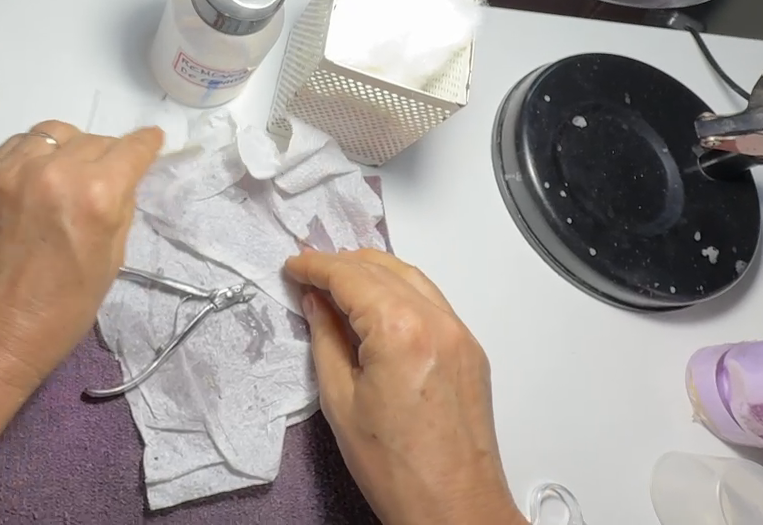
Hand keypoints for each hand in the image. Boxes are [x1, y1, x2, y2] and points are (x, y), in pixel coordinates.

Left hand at [0, 121, 164, 394]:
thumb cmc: (57, 314)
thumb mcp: (111, 263)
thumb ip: (120, 209)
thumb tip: (123, 180)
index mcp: (96, 196)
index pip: (131, 149)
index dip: (146, 144)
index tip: (151, 141)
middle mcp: (56, 171)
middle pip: (95, 139)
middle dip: (107, 156)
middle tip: (103, 179)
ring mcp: (14, 169)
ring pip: (55, 133)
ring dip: (69, 147)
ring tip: (66, 173)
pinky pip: (19, 144)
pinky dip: (34, 153)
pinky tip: (35, 178)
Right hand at [286, 249, 521, 524]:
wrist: (456, 513)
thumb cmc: (395, 468)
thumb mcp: (340, 400)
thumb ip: (325, 338)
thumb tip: (315, 301)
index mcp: (398, 330)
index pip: (348, 276)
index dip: (315, 266)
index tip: (293, 265)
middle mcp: (433, 320)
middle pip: (378, 267)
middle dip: (339, 264)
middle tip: (308, 272)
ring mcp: (457, 331)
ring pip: (408, 275)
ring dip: (370, 270)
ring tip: (338, 281)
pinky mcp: (469, 347)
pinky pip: (430, 298)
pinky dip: (399, 287)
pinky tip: (377, 301)